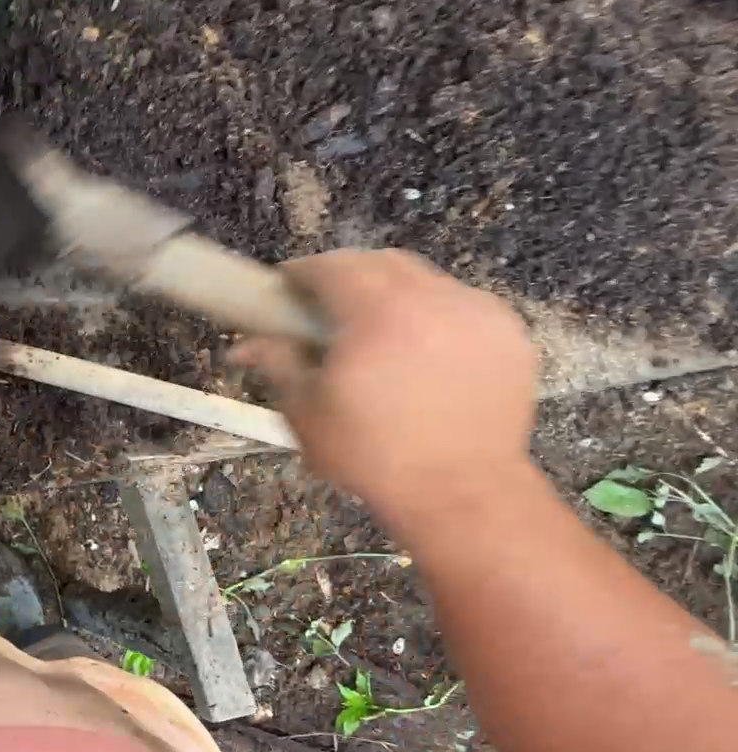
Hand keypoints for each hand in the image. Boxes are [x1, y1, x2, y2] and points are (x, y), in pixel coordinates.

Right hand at [233, 250, 538, 527]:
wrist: (458, 489)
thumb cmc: (368, 454)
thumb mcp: (305, 412)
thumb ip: (277, 364)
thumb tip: (242, 347)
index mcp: (377, 317)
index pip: (335, 266)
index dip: (303, 271)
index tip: (282, 286)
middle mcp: (434, 301)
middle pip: (382, 262)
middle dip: (346, 274)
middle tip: (319, 307)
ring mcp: (480, 315)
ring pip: (424, 279)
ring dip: (388, 292)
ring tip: (369, 331)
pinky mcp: (509, 334)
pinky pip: (459, 305)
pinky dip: (428, 313)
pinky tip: (413, 351)